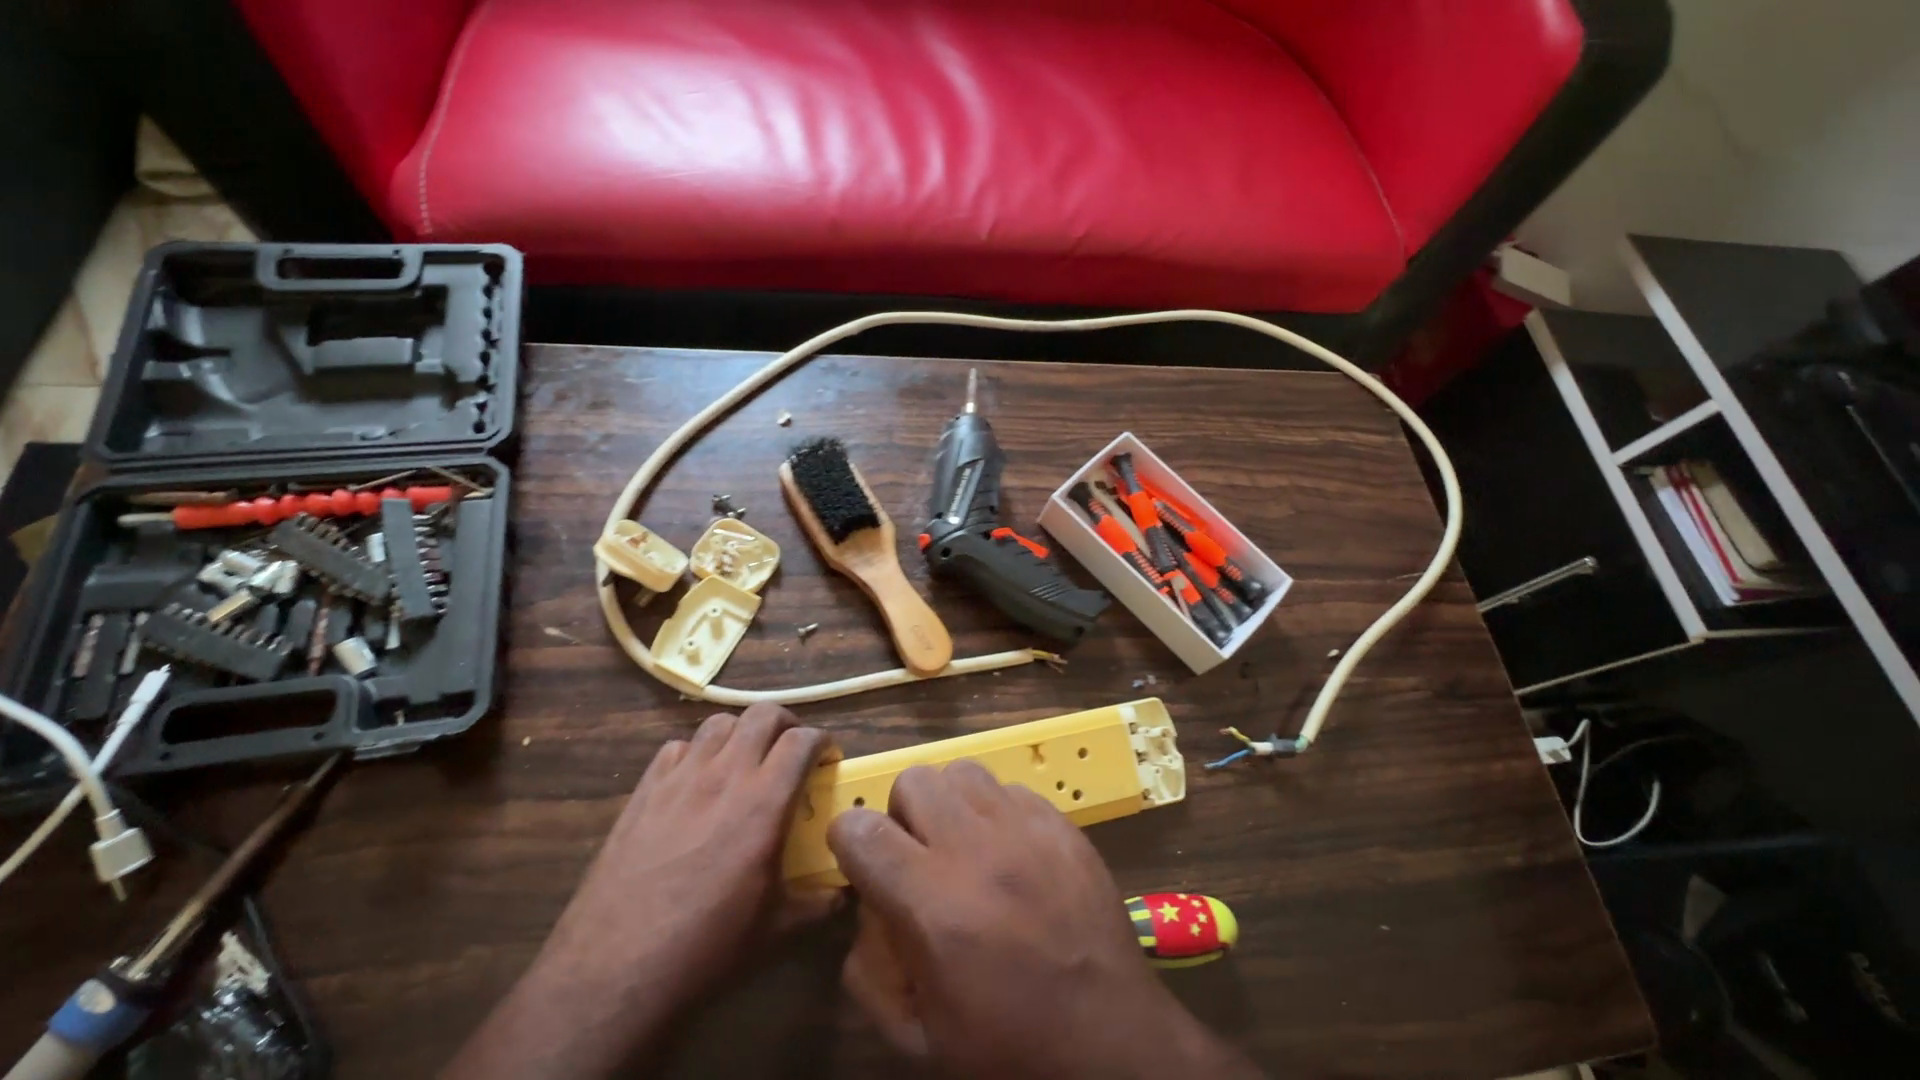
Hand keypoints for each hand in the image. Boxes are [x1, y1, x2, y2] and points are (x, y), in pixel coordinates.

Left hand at [442, 705, 838, 1078]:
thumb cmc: (707, 946)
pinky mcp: (642, 792)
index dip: (823, 742)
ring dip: (741, 733)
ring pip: (718, 724)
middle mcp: (723, 777)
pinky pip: (676, 749)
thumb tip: (842, 894)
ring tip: (746, 761)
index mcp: (764, 803)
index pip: (802, 741)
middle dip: (786, 725)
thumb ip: (818, 904)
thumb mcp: (777, 930)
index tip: (828, 760)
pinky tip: (697, 783)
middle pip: (761, 715)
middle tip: (793, 751)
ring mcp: (678, 779)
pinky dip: (696, 753)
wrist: (618, 966)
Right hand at [828, 762, 1260, 1078]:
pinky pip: (1011, 789)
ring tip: (963, 846)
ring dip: (950, 803)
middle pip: (913, 781)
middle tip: (919, 858)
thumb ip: (868, 973)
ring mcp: (1026, 830)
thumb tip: (867, 914)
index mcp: (933, 903)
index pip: (860, 828)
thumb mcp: (916, 1035)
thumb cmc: (1008, 1044)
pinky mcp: (1064, 826)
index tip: (865, 868)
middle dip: (902, 815)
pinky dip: (996, 811)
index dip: (849, 843)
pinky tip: (1010, 853)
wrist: (1110, 1040)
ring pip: (963, 771)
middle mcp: (977, 851)